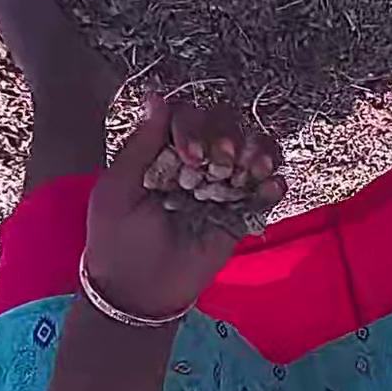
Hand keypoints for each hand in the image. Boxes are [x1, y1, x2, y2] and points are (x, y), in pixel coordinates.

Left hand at [83, 97, 286, 321]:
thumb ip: (140, 145)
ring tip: (253, 172)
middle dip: (227, 139)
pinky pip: (265, 191)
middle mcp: (196, 163)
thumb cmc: (118, 239)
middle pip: (226, 127)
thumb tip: (156, 96)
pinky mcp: (239, 214)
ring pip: (252, 152)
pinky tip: (271, 187)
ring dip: (258, 153)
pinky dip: (273, 184)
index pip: (190, 117)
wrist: (139, 294)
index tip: (189, 156)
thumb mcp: (118, 190)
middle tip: (219, 165)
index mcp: (164, 153)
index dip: (194, 128)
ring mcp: (221, 188)